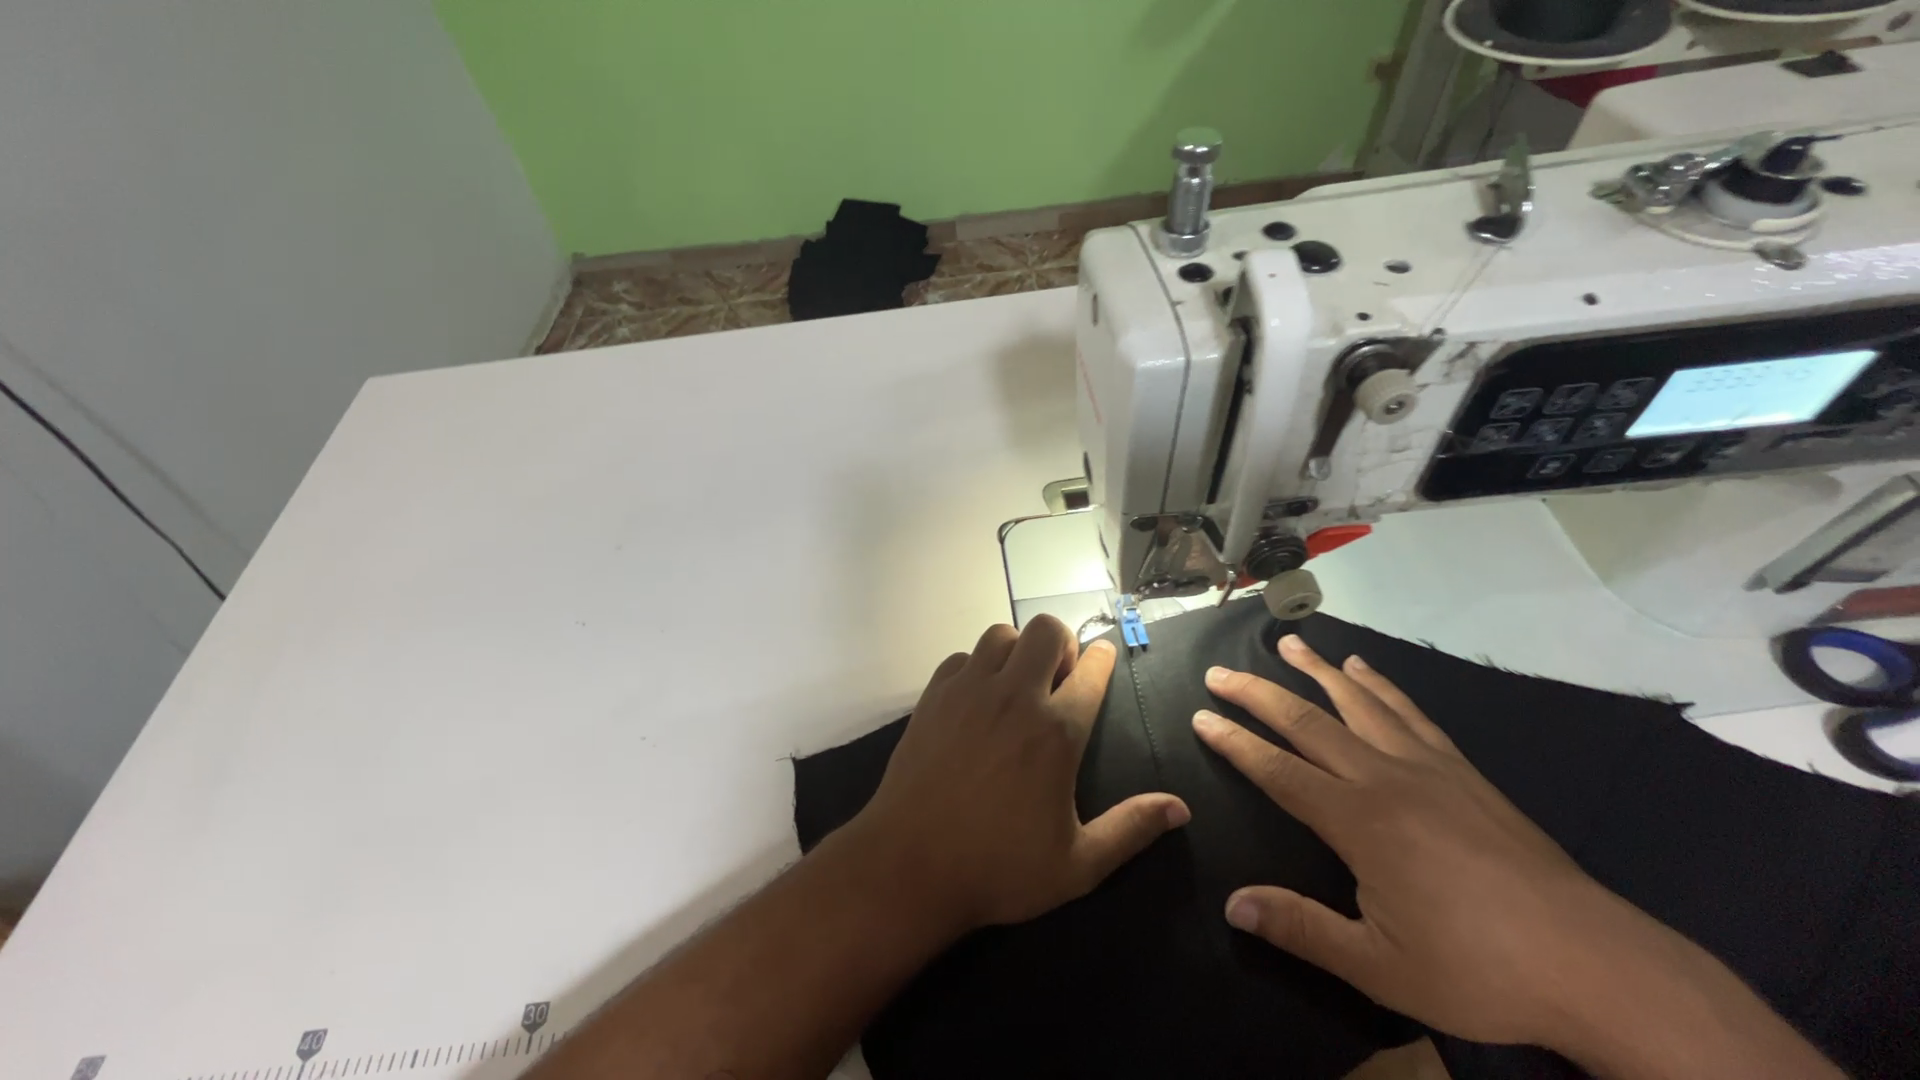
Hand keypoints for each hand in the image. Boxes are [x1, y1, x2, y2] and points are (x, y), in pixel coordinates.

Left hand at [842, 616, 1189, 933]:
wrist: (909, 866)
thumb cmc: (998, 868)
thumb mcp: (1077, 865)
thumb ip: (1131, 829)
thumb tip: (1181, 809)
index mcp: (1056, 732)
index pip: (1091, 671)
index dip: (1103, 659)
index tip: (1104, 657)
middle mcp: (1014, 698)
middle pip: (1045, 630)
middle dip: (1061, 643)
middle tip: (1059, 678)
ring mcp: (967, 692)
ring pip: (1000, 634)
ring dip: (1016, 649)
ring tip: (1017, 684)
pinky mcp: (931, 698)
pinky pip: (960, 658)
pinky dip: (974, 667)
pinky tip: (976, 700)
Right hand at [1190, 634, 1655, 1047]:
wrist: (1594, 962)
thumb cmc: (1478, 970)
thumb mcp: (1379, 967)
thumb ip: (1302, 929)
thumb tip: (1233, 904)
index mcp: (1359, 823)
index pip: (1278, 771)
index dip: (1235, 742)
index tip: (1200, 716)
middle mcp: (1387, 780)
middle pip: (1309, 723)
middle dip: (1258, 694)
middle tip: (1220, 672)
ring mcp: (1430, 769)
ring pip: (1361, 704)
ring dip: (1319, 672)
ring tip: (1290, 644)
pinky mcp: (1465, 773)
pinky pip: (1412, 715)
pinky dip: (1382, 687)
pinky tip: (1367, 672)